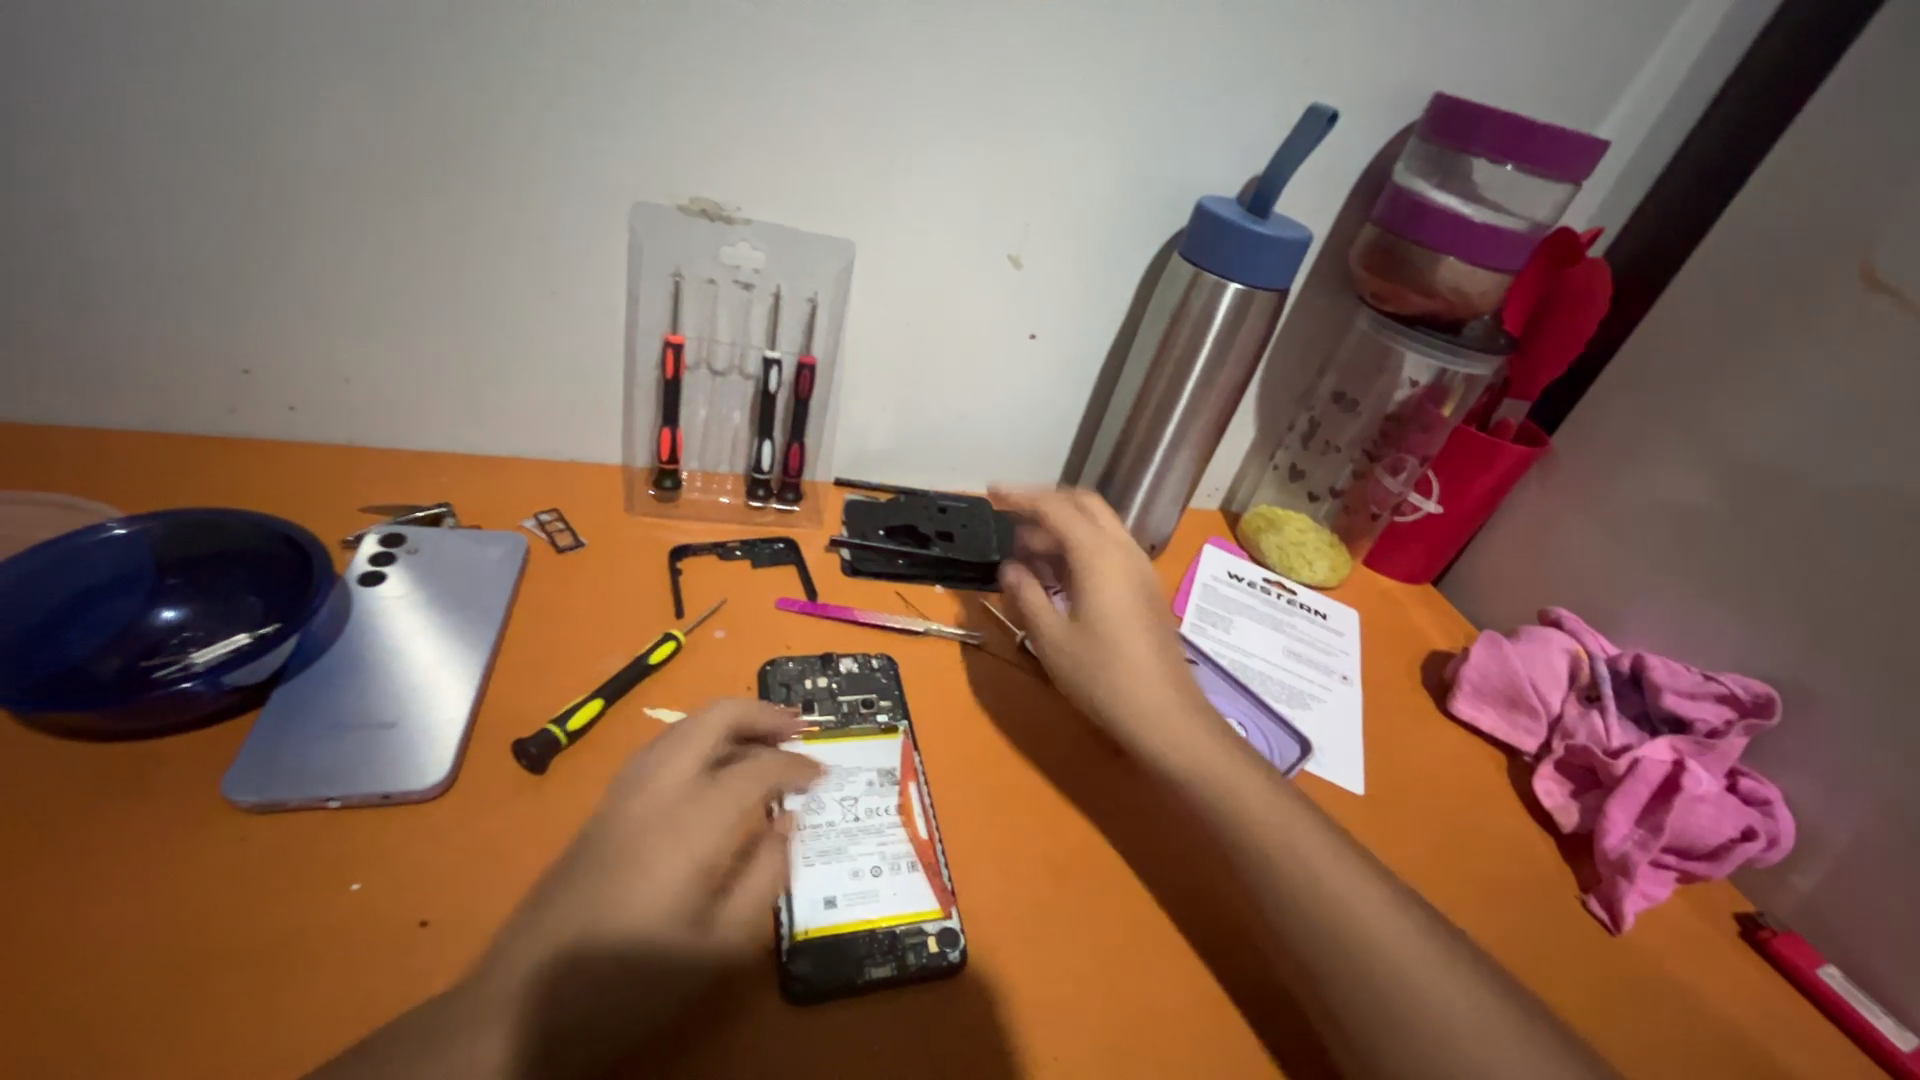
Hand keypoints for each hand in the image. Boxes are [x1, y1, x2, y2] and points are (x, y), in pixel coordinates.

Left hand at [468, 699, 821, 1074]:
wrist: (522, 1004)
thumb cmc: (632, 983)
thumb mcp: (719, 947)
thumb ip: (765, 876)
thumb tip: (788, 822)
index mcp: (691, 822)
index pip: (758, 767)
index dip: (797, 766)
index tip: (823, 777)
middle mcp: (656, 789)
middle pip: (714, 718)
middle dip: (763, 715)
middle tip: (800, 730)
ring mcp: (622, 794)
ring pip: (682, 727)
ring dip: (729, 723)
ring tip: (765, 740)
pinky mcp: (602, 808)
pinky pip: (660, 749)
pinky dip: (698, 740)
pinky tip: (712, 768)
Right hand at [992, 488, 1212, 752]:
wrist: (1165, 715)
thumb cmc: (1102, 677)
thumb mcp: (1051, 638)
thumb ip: (1026, 595)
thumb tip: (1010, 568)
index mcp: (1098, 555)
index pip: (1055, 508)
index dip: (1021, 497)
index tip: (992, 494)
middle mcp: (1123, 550)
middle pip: (1084, 505)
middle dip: (1046, 505)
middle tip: (1012, 522)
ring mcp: (1140, 569)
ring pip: (1099, 527)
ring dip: (1064, 529)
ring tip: (1027, 556)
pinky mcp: (1145, 588)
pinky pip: (1110, 549)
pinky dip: (1081, 548)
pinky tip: (1058, 578)